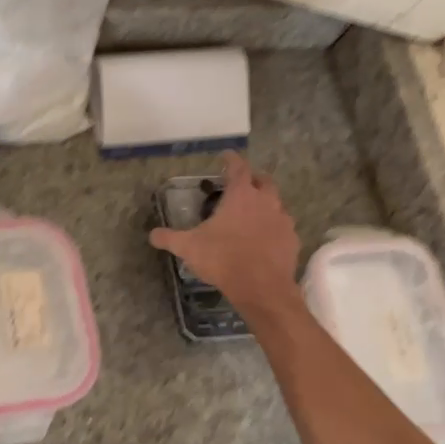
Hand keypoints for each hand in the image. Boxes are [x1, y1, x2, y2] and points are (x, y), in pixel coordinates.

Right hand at [150, 151, 300, 306]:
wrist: (261, 287)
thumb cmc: (223, 259)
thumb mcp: (189, 247)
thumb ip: (169, 238)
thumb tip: (152, 234)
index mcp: (241, 195)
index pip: (238, 167)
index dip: (231, 159)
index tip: (226, 156)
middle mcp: (265, 201)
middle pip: (263, 180)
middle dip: (253, 179)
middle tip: (241, 185)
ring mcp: (282, 220)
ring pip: (276, 203)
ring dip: (265, 203)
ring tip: (251, 214)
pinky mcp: (291, 239)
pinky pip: (283, 226)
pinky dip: (273, 227)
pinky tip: (264, 239)